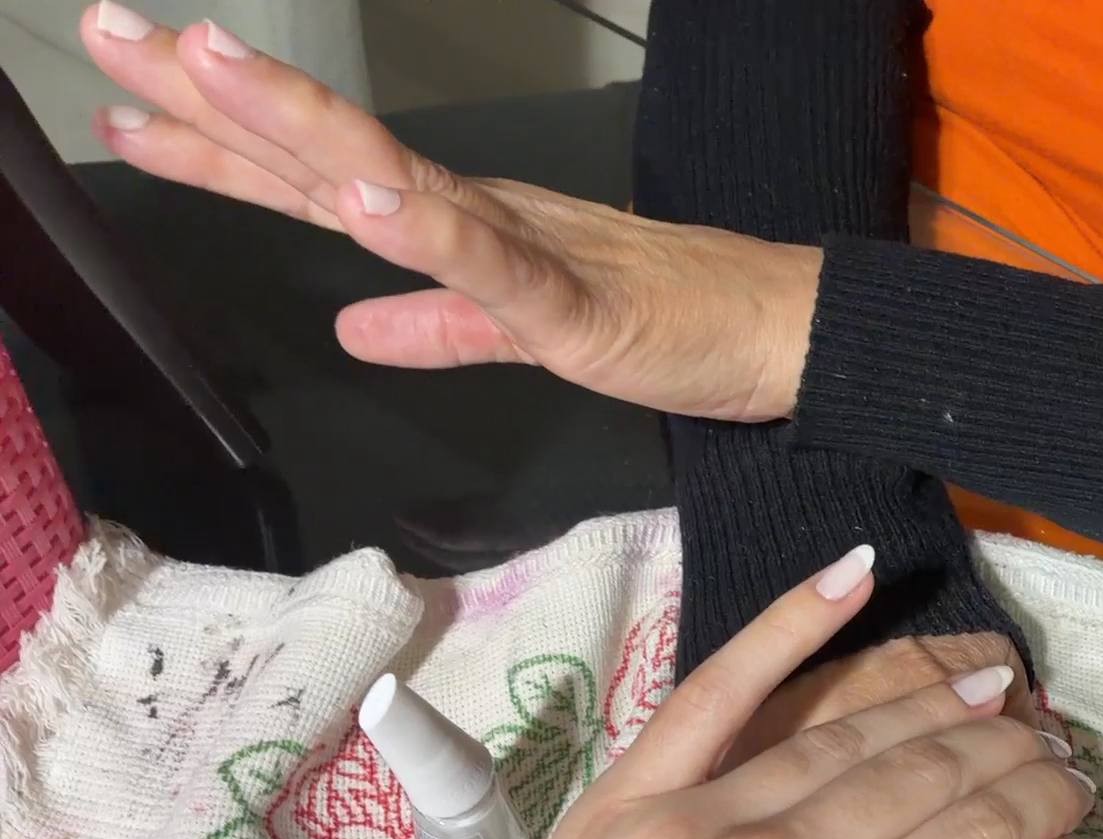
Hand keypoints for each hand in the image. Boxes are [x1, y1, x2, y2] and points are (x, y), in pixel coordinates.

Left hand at [80, 4, 816, 420]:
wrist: (783, 332)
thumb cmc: (689, 330)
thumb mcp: (546, 336)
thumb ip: (455, 326)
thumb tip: (359, 326)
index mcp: (497, 239)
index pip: (356, 187)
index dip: (247, 147)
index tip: (146, 104)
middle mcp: (508, 230)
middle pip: (360, 169)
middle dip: (235, 110)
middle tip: (116, 34)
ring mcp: (547, 264)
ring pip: (422, 196)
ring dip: (316, 134)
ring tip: (204, 65)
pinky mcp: (589, 311)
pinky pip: (508, 274)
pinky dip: (440, 236)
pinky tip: (371, 198)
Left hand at [432, 545, 1097, 838]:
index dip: (1043, 803)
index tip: (1071, 785)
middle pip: (926, 776)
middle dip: (1005, 752)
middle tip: (1044, 738)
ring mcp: (691, 822)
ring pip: (848, 735)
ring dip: (934, 703)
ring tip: (988, 688)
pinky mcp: (623, 797)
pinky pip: (717, 690)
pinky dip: (791, 622)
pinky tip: (856, 574)